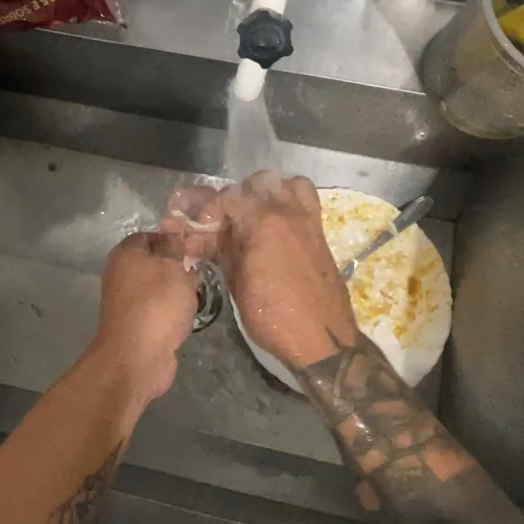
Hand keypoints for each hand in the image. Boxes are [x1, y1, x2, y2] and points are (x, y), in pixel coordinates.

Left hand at [89, 231, 199, 406]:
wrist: (137, 357)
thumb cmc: (157, 304)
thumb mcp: (171, 266)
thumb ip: (173, 246)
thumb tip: (171, 227)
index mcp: (125, 254)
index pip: (150, 235)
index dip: (172, 238)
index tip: (195, 247)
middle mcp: (122, 273)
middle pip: (154, 262)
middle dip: (178, 266)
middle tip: (199, 272)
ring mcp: (128, 300)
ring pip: (159, 286)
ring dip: (178, 290)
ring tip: (196, 294)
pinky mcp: (137, 322)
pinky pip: (158, 308)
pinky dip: (172, 310)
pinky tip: (187, 315)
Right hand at [212, 172, 358, 369]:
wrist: (322, 340)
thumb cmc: (273, 316)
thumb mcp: (237, 284)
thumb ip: (223, 251)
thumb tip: (205, 238)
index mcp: (264, 222)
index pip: (229, 196)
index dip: (209, 208)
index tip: (201, 228)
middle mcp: (289, 213)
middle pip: (260, 182)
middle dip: (238, 196)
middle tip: (226, 221)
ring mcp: (309, 222)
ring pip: (291, 184)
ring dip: (271, 192)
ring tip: (256, 215)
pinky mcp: (321, 235)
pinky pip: (307, 203)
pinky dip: (290, 204)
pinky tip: (276, 230)